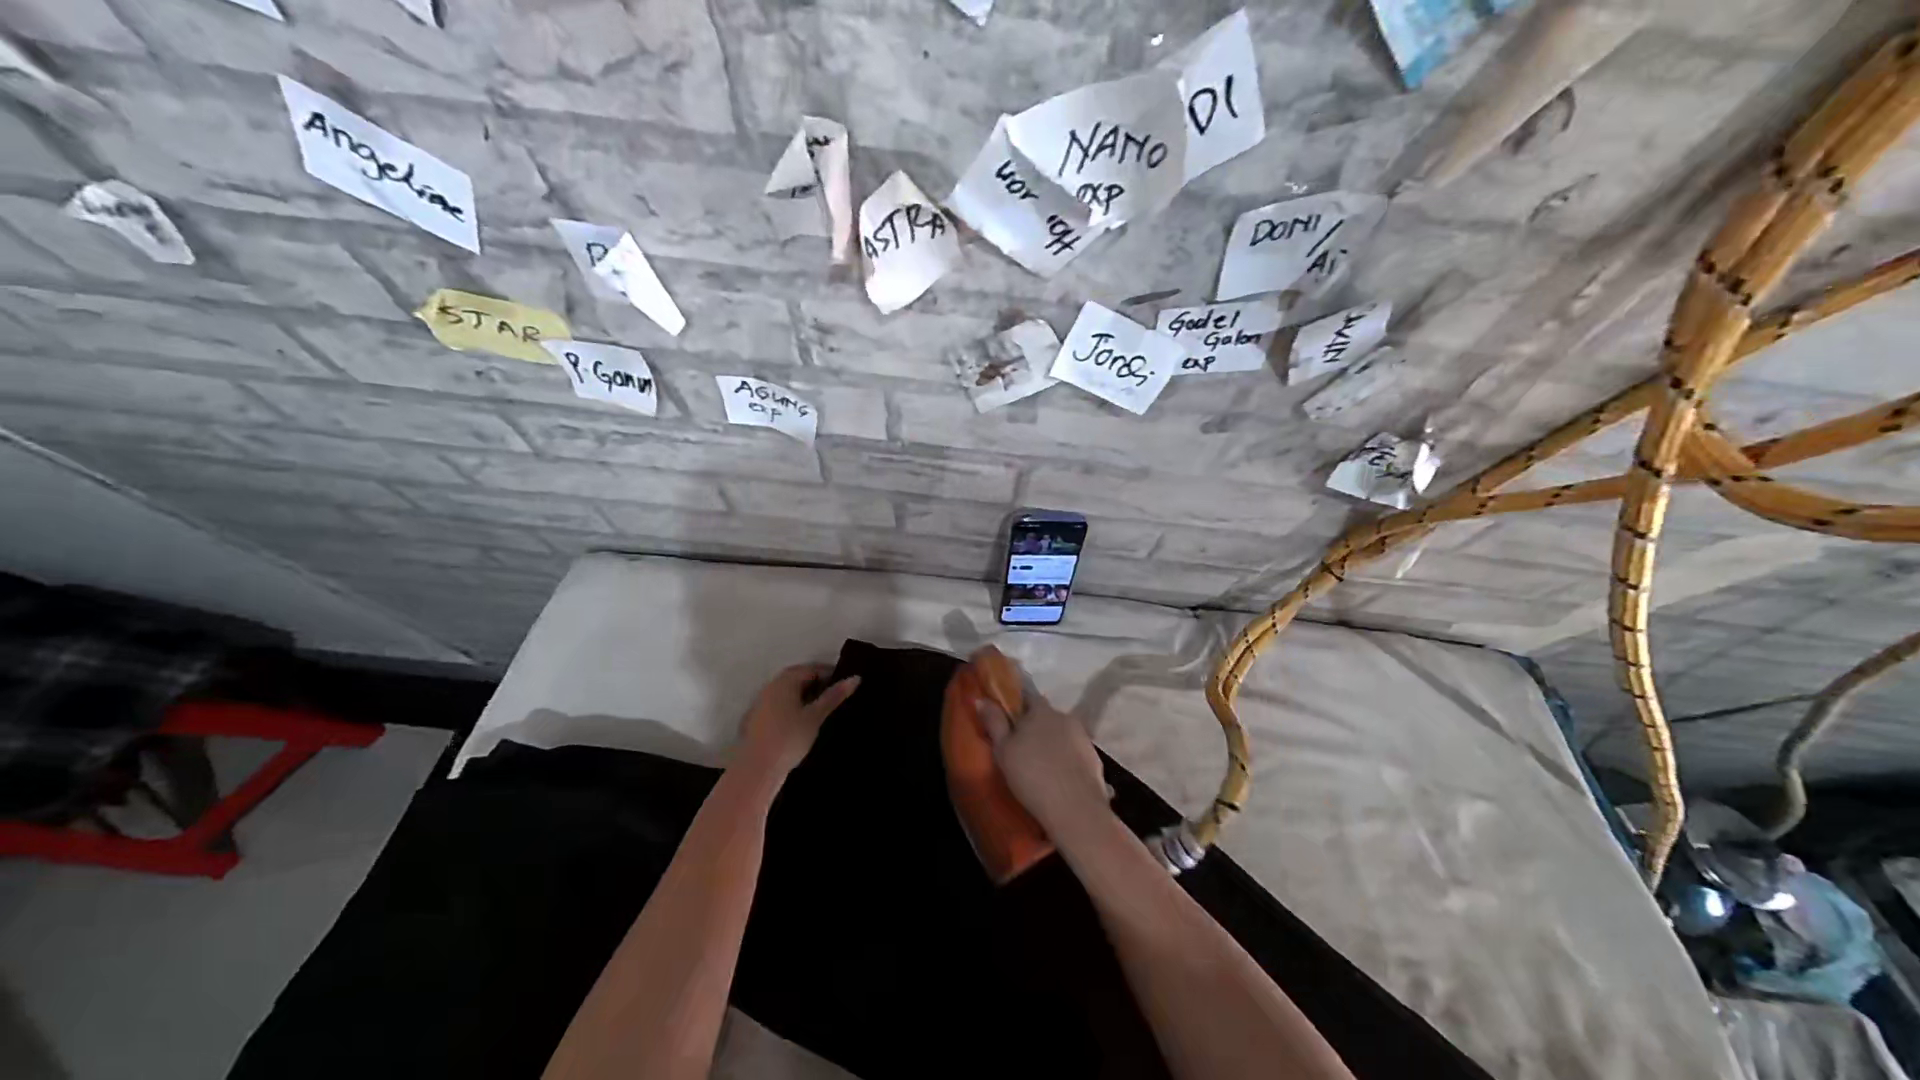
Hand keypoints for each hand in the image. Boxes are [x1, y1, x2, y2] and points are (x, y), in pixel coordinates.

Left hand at [736, 664, 859, 778]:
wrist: (757, 768)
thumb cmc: (790, 738)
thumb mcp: (815, 716)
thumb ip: (834, 696)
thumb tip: (855, 678)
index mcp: (786, 680)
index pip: (812, 669)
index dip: (831, 674)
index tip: (846, 685)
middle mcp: (771, 685)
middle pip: (799, 678)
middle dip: (818, 684)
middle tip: (837, 696)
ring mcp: (762, 701)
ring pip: (789, 691)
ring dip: (805, 696)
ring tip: (823, 709)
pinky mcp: (758, 717)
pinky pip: (780, 704)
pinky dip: (794, 706)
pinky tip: (804, 721)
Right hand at [976, 691, 1109, 836]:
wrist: (1075, 809)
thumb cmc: (1031, 775)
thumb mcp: (1003, 750)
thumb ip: (994, 722)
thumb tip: (981, 699)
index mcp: (1041, 710)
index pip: (1028, 696)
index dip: (1017, 706)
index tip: (1008, 721)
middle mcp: (1065, 717)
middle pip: (1046, 716)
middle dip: (1035, 727)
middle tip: (1022, 750)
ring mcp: (1084, 737)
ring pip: (1062, 734)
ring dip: (1052, 744)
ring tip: (1041, 768)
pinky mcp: (1095, 758)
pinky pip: (1075, 753)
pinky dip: (1066, 761)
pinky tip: (1059, 779)